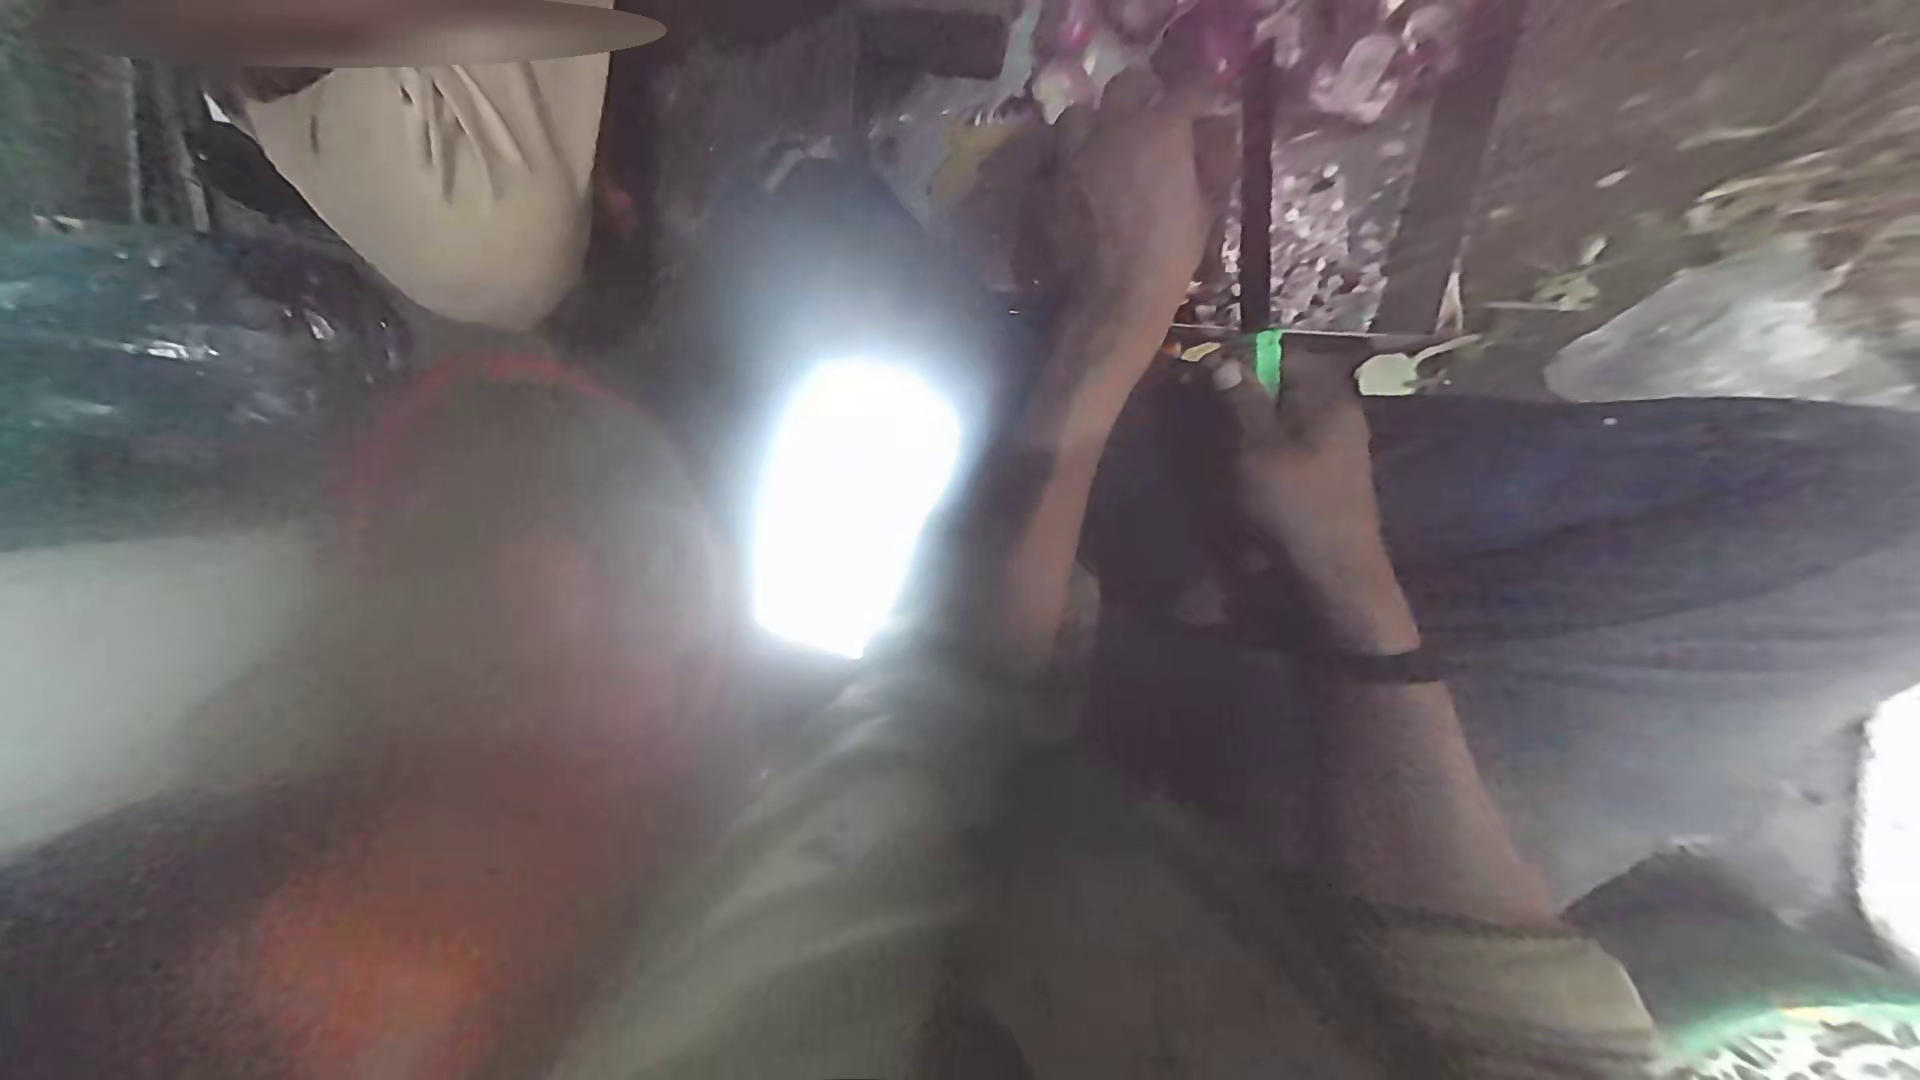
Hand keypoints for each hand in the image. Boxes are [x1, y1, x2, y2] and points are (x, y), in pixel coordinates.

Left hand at [1052, 67, 1210, 320]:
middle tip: (1146, 119)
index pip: (1188, 85)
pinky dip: (1066, 165)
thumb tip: (1216, 132)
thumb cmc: (1167, 259)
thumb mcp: (1204, 210)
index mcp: (1161, 129)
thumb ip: (1211, 161)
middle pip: (1125, 85)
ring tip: (1101, 148)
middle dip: (1140, 96)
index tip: (1202, 104)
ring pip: (1078, 116)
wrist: (1111, 301)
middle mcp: (1113, 128)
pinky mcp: (1045, 185)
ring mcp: (1073, 155)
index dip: (1198, 93)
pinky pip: (1054, 160)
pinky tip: (1075, 183)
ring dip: (1093, 125)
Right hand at [1208, 350, 1400, 635]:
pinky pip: (1286, 434)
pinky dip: (1258, 435)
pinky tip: (1237, 455)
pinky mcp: (1323, 466)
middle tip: (1200, 401)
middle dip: (1238, 385)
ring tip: (1211, 429)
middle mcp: (1335, 409)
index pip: (1281, 351)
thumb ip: (1241, 400)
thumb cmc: (1294, 502)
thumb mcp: (1258, 447)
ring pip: (1281, 408)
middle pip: (1281, 379)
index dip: (1239, 355)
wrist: (1332, 567)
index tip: (1201, 372)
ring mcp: (1333, 439)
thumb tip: (1222, 360)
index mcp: (1326, 395)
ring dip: (1245, 412)